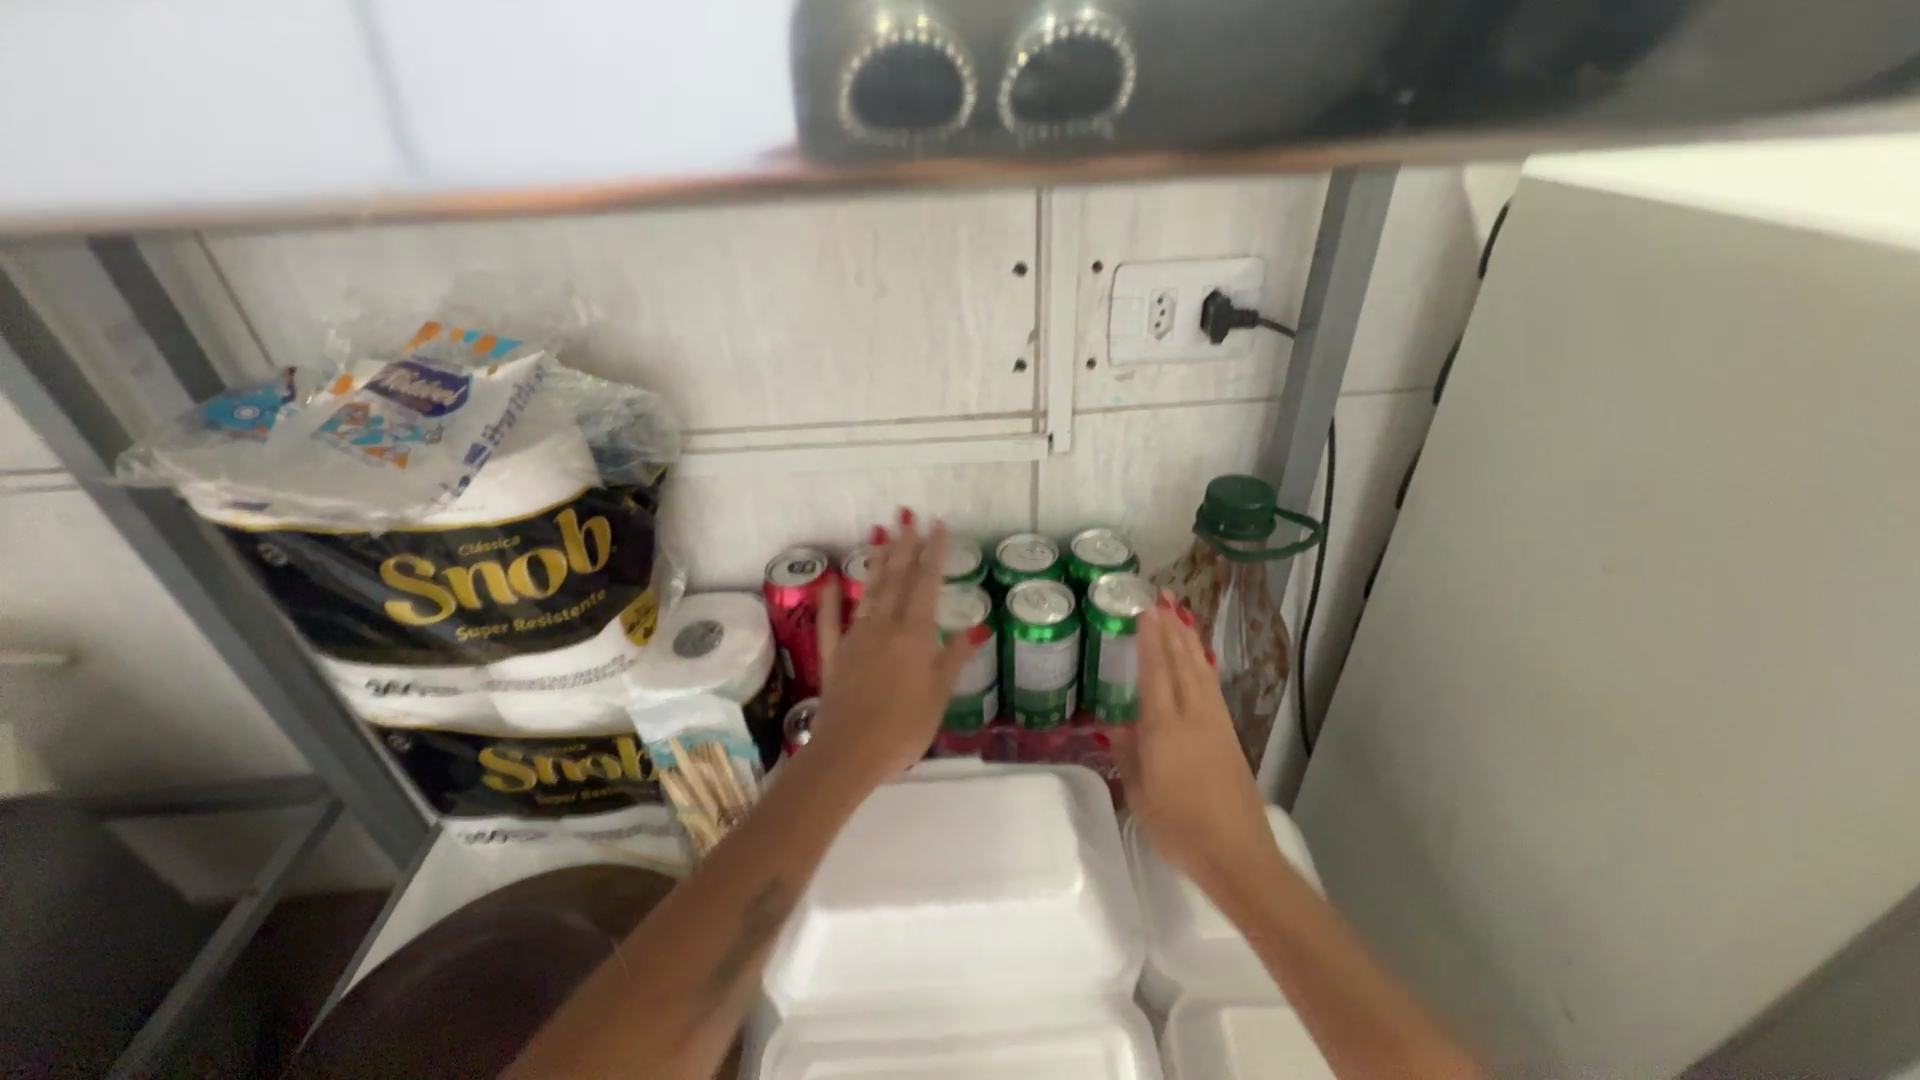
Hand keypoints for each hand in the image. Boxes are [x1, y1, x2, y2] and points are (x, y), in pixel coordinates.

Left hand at [805, 510, 976, 792]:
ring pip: (869, 592)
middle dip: (904, 545)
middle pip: (897, 578)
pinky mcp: (834, 655)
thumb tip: (976, 628)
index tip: (938, 525)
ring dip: (877, 561)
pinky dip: (832, 600)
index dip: (934, 553)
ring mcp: (855, 638)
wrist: (850, 751)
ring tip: (880, 531)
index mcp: (915, 634)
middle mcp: (885, 626)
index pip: (927, 584)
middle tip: (906, 514)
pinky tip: (832, 580)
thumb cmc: (904, 726)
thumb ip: (953, 657)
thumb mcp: (940, 694)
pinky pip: (831, 621)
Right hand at [1113, 594, 1280, 894]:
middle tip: (1162, 599)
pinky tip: (1200, 660)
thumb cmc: (1180, 829)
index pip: (1155, 673)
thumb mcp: (1140, 795)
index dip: (1150, 639)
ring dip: (1189, 641)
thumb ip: (1129, 755)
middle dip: (1171, 629)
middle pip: (1182, 663)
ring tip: (1180, 616)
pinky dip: (1203, 666)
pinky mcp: (1230, 737)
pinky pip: (1212, 689)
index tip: (1145, 611)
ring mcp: (1216, 725)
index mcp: (1165, 729)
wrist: (1237, 854)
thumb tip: (1117, 726)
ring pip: (1201, 672)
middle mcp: (1193, 718)